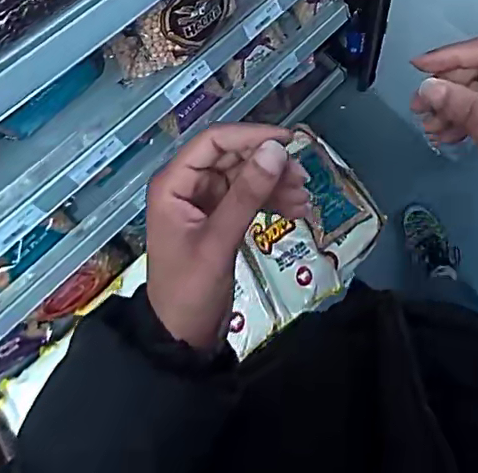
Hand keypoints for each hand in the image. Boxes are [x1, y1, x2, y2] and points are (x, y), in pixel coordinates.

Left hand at [146, 123, 309, 348]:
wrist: (181, 341)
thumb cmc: (189, 292)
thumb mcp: (219, 241)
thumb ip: (247, 194)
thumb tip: (276, 150)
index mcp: (174, 182)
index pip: (214, 141)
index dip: (251, 135)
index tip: (287, 140)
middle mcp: (188, 184)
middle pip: (233, 157)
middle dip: (267, 163)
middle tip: (301, 176)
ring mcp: (204, 201)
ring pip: (244, 175)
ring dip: (274, 182)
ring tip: (303, 197)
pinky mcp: (219, 218)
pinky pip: (248, 196)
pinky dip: (271, 200)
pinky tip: (295, 209)